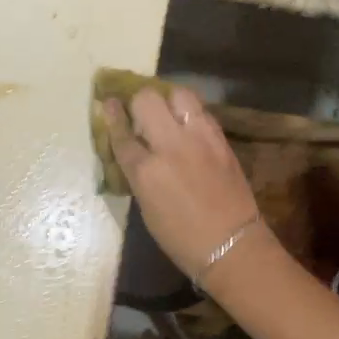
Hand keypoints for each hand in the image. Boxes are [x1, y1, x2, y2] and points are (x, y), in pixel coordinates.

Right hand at [104, 87, 265, 280]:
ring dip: (167, 100)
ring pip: (179, 94)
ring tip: (167, 113)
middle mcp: (170, 146)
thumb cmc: (181, 238)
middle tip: (140, 114)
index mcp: (146, 171)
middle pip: (147, 100)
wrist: (230, 243)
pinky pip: (201, 112)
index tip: (107, 104)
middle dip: (138, 102)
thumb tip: (133, 154)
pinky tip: (188, 126)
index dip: (112, 117)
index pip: (121, 134)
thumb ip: (138, 175)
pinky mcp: (220, 139)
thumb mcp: (147, 209)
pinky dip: (190, 113)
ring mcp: (199, 138)